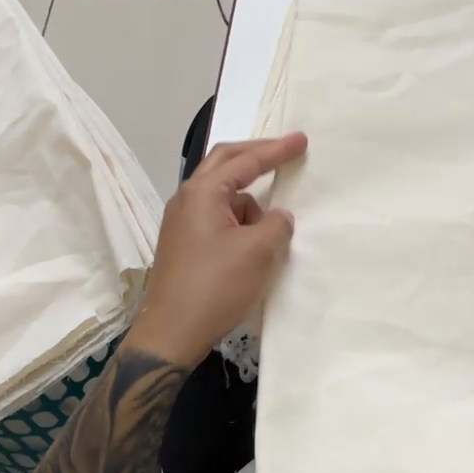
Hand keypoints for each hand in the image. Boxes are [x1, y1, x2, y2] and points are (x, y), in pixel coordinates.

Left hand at [130, 133, 308, 366]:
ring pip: (222, 198)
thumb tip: (277, 217)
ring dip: (249, 204)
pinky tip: (252, 248)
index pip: (245, 161)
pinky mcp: (182, 244)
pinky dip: (238, 224)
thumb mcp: (258, 252)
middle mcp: (186, 200)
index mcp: (202, 193)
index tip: (302, 141)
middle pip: (225, 165)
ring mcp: (180, 222)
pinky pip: (216, 220)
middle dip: (256, 158)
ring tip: (271, 234)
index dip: (276, 150)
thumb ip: (277, 225)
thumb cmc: (215, 286)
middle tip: (285, 153)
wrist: (172, 331)